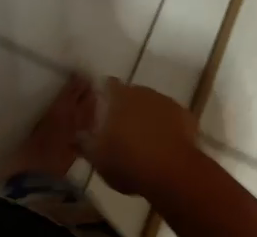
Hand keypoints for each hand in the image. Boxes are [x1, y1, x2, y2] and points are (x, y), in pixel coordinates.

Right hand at [79, 80, 199, 197]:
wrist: (172, 171)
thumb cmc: (128, 164)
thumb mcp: (99, 160)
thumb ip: (85, 144)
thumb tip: (74, 137)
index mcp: (117, 98)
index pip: (106, 85)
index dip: (102, 95)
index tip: (98, 109)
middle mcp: (141, 91)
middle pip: (129, 94)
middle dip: (124, 108)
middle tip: (119, 131)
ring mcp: (164, 100)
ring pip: (149, 103)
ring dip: (144, 115)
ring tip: (141, 140)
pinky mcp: (182, 112)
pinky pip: (168, 115)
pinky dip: (163, 124)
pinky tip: (162, 143)